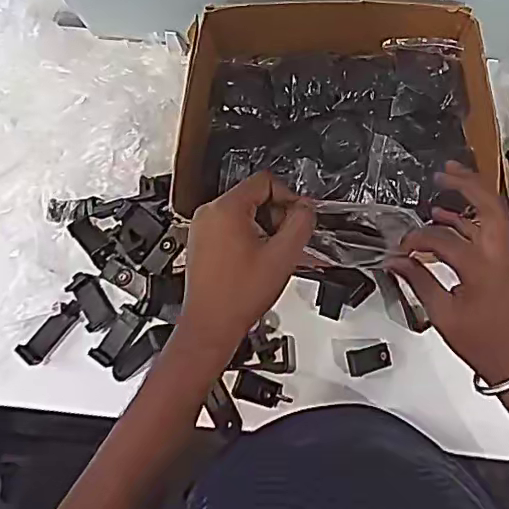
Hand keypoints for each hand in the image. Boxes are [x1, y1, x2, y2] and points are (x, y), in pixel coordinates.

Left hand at [177, 171, 312, 357]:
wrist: (211, 327)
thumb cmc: (237, 296)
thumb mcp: (283, 254)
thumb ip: (301, 223)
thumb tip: (306, 208)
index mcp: (226, 209)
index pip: (265, 181)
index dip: (288, 197)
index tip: (297, 215)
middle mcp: (209, 214)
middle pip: (255, 196)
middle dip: (276, 215)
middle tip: (286, 238)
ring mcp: (203, 228)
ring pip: (245, 212)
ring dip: (265, 227)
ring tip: (272, 253)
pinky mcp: (202, 242)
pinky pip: (232, 227)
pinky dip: (250, 237)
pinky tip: (258, 260)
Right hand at [386, 161, 508, 383]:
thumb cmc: (487, 343)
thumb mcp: (444, 315)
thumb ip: (419, 281)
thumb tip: (399, 262)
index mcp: (482, 268)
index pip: (443, 239)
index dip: (418, 239)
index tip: (404, 246)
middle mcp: (500, 254)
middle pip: (488, 202)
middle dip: (466, 181)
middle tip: (445, 172)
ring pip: (497, 210)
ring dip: (475, 192)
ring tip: (451, 179)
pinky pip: (496, 226)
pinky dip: (476, 214)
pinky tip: (455, 216)